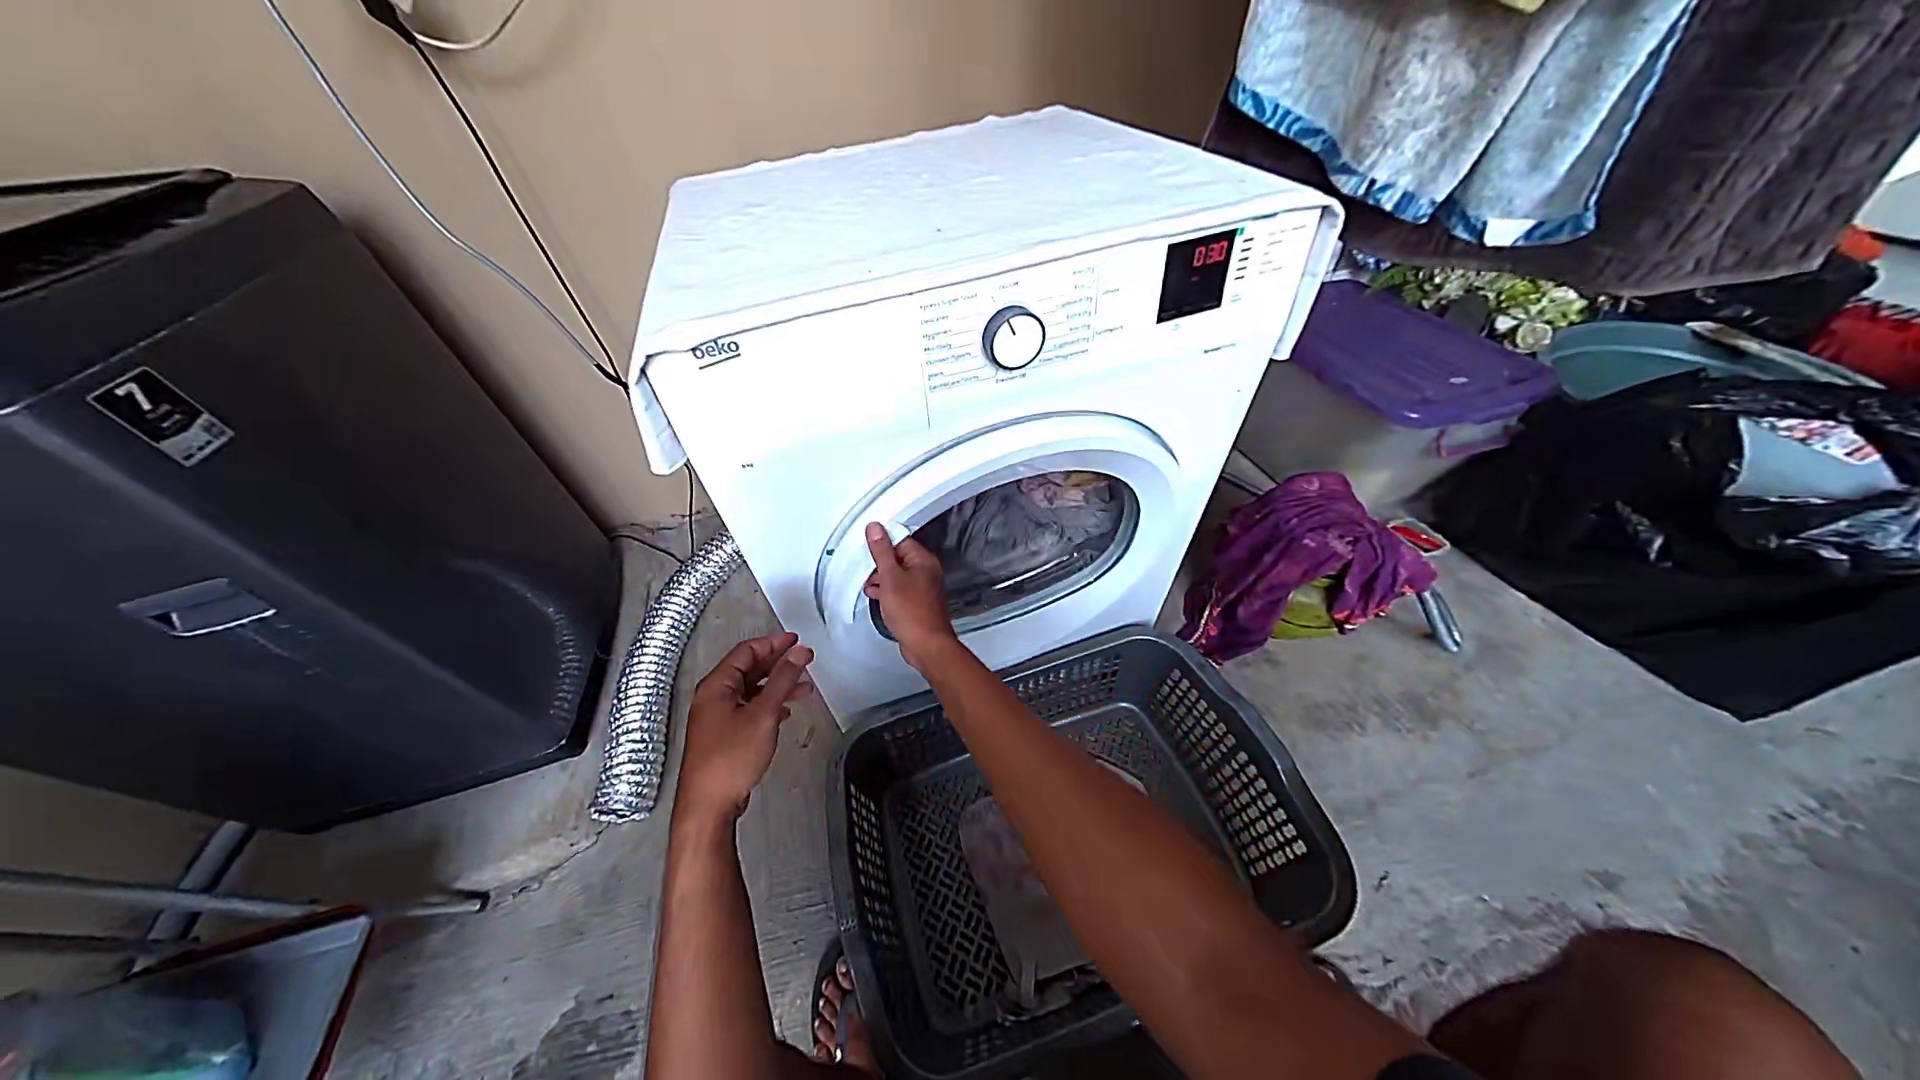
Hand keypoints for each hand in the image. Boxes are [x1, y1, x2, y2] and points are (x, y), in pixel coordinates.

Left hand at [676, 632, 812, 821]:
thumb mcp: (763, 713)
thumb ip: (783, 680)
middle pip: (748, 669)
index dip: (773, 643)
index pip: (746, 651)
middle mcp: (713, 698)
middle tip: (802, 659)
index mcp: (716, 685)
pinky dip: (769, 705)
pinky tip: (785, 711)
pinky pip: (749, 709)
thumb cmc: (729, 759)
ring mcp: (717, 717)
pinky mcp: (724, 735)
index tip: (795, 640)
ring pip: (751, 690)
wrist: (709, 804)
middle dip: (778, 663)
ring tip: (803, 687)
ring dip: (777, 686)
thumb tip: (798, 653)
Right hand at [864, 522, 958, 670]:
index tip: (868, 545)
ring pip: (898, 575)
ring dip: (882, 578)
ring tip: (870, 584)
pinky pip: (900, 590)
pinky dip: (888, 591)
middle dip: (880, 563)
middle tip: (867, 569)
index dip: (882, 542)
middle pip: (899, 557)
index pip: (901, 540)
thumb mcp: (890, 577)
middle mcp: (927, 572)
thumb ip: (882, 551)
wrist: (926, 644)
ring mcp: (923, 588)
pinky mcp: (918, 602)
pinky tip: (878, 596)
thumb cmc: (914, 614)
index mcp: (923, 560)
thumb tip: (876, 529)